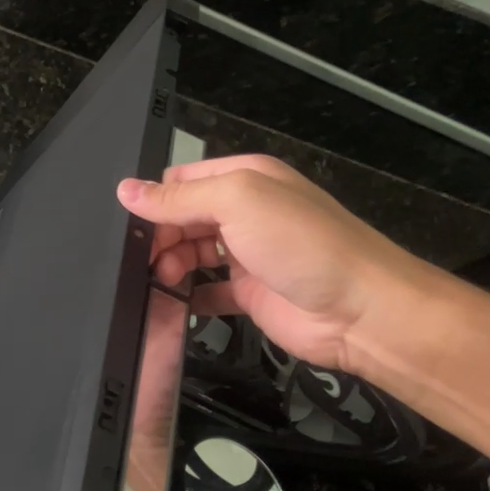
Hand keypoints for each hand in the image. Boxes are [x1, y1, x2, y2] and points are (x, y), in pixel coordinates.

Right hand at [116, 154, 446, 375]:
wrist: (363, 311)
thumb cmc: (305, 245)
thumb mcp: (236, 202)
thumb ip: (177, 198)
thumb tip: (126, 190)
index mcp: (244, 179)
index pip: (181, 181)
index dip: (155, 199)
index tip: (136, 223)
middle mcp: (244, 212)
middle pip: (181, 218)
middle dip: (159, 235)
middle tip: (145, 258)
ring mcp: (247, 254)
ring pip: (189, 253)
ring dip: (169, 265)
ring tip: (162, 279)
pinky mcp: (249, 293)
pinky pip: (206, 291)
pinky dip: (186, 296)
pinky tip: (171, 301)